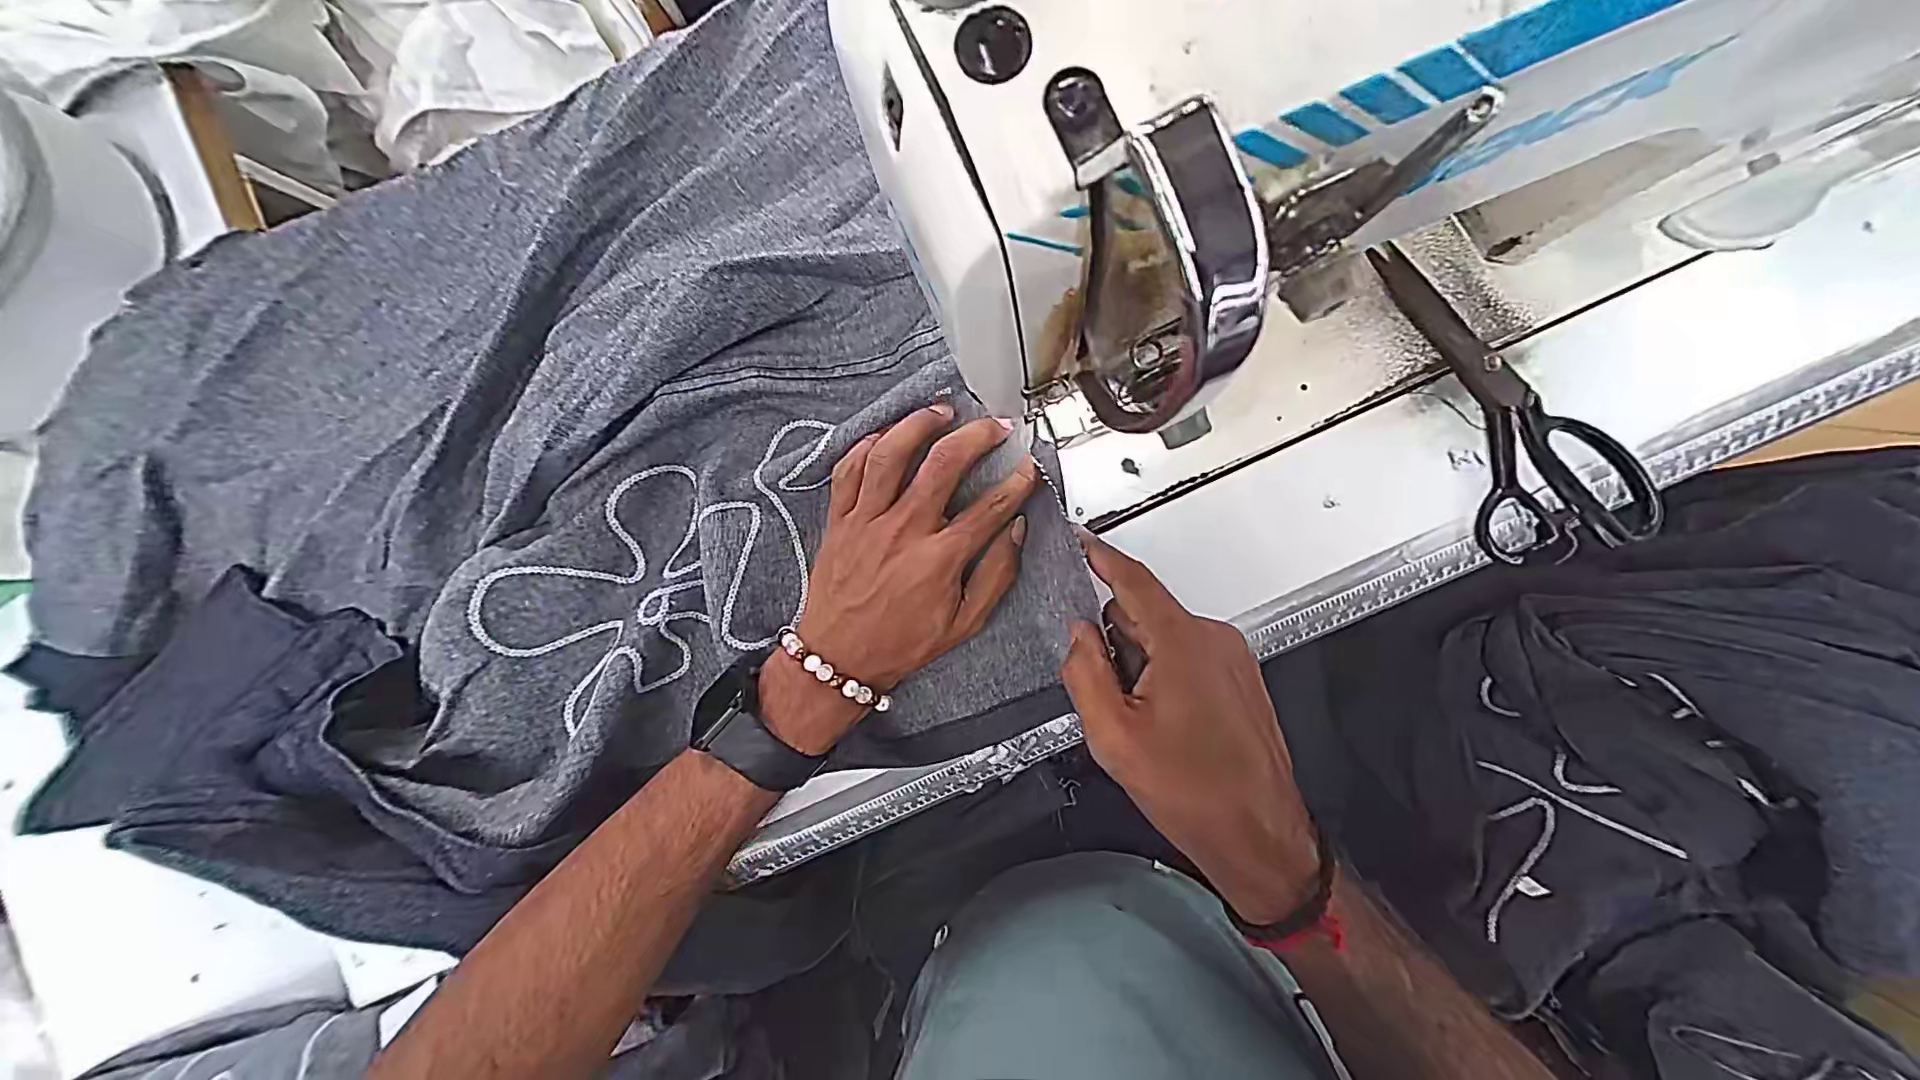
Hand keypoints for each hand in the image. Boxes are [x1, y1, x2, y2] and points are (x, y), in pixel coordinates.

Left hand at [759, 400, 1039, 753]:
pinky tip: (886, 434)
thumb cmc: (898, 642)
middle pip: (944, 465)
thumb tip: (1014, 533)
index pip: (989, 507)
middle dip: (976, 436)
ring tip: (941, 410)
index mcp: (938, 559)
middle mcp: (903, 532)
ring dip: (918, 425)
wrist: (840, 656)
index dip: (1017, 482)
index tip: (1028, 468)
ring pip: (891, 455)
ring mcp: (867, 522)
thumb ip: (996, 576)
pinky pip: (848, 471)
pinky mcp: (840, 520)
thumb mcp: (963, 623)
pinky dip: (866, 446)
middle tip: (994, 426)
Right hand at [1061, 528, 1319, 924]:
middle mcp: (1213, 641)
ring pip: (1163, 638)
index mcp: (1183, 644)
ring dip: (1139, 665)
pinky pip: (1186, 655)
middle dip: (1115, 644)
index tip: (1084, 542)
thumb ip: (1084, 671)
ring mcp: (1231, 658)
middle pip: (1142, 615)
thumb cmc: (1199, 793)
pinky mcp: (1239, 677)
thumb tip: (1078, 636)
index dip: (1101, 557)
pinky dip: (1163, 676)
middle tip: (1109, 696)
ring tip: (1144, 721)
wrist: (1257, 834)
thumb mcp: (1112, 735)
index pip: (1133, 581)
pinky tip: (1165, 723)